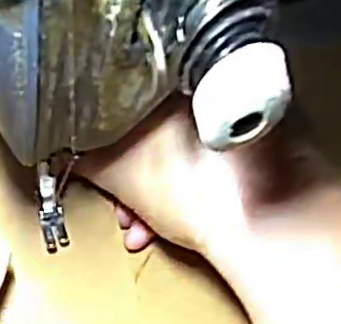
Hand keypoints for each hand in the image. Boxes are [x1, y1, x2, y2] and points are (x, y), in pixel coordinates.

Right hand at [77, 103, 340, 258]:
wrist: (271, 225)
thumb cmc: (207, 190)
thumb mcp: (122, 170)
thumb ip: (88, 156)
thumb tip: (69, 151)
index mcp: (184, 75)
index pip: (130, 107)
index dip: (109, 152)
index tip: (103, 180)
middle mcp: (221, 88)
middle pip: (158, 139)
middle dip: (132, 186)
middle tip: (125, 214)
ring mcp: (250, 125)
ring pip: (185, 163)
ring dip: (156, 204)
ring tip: (147, 232)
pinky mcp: (270, 159)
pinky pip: (214, 180)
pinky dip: (190, 207)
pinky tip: (178, 232)